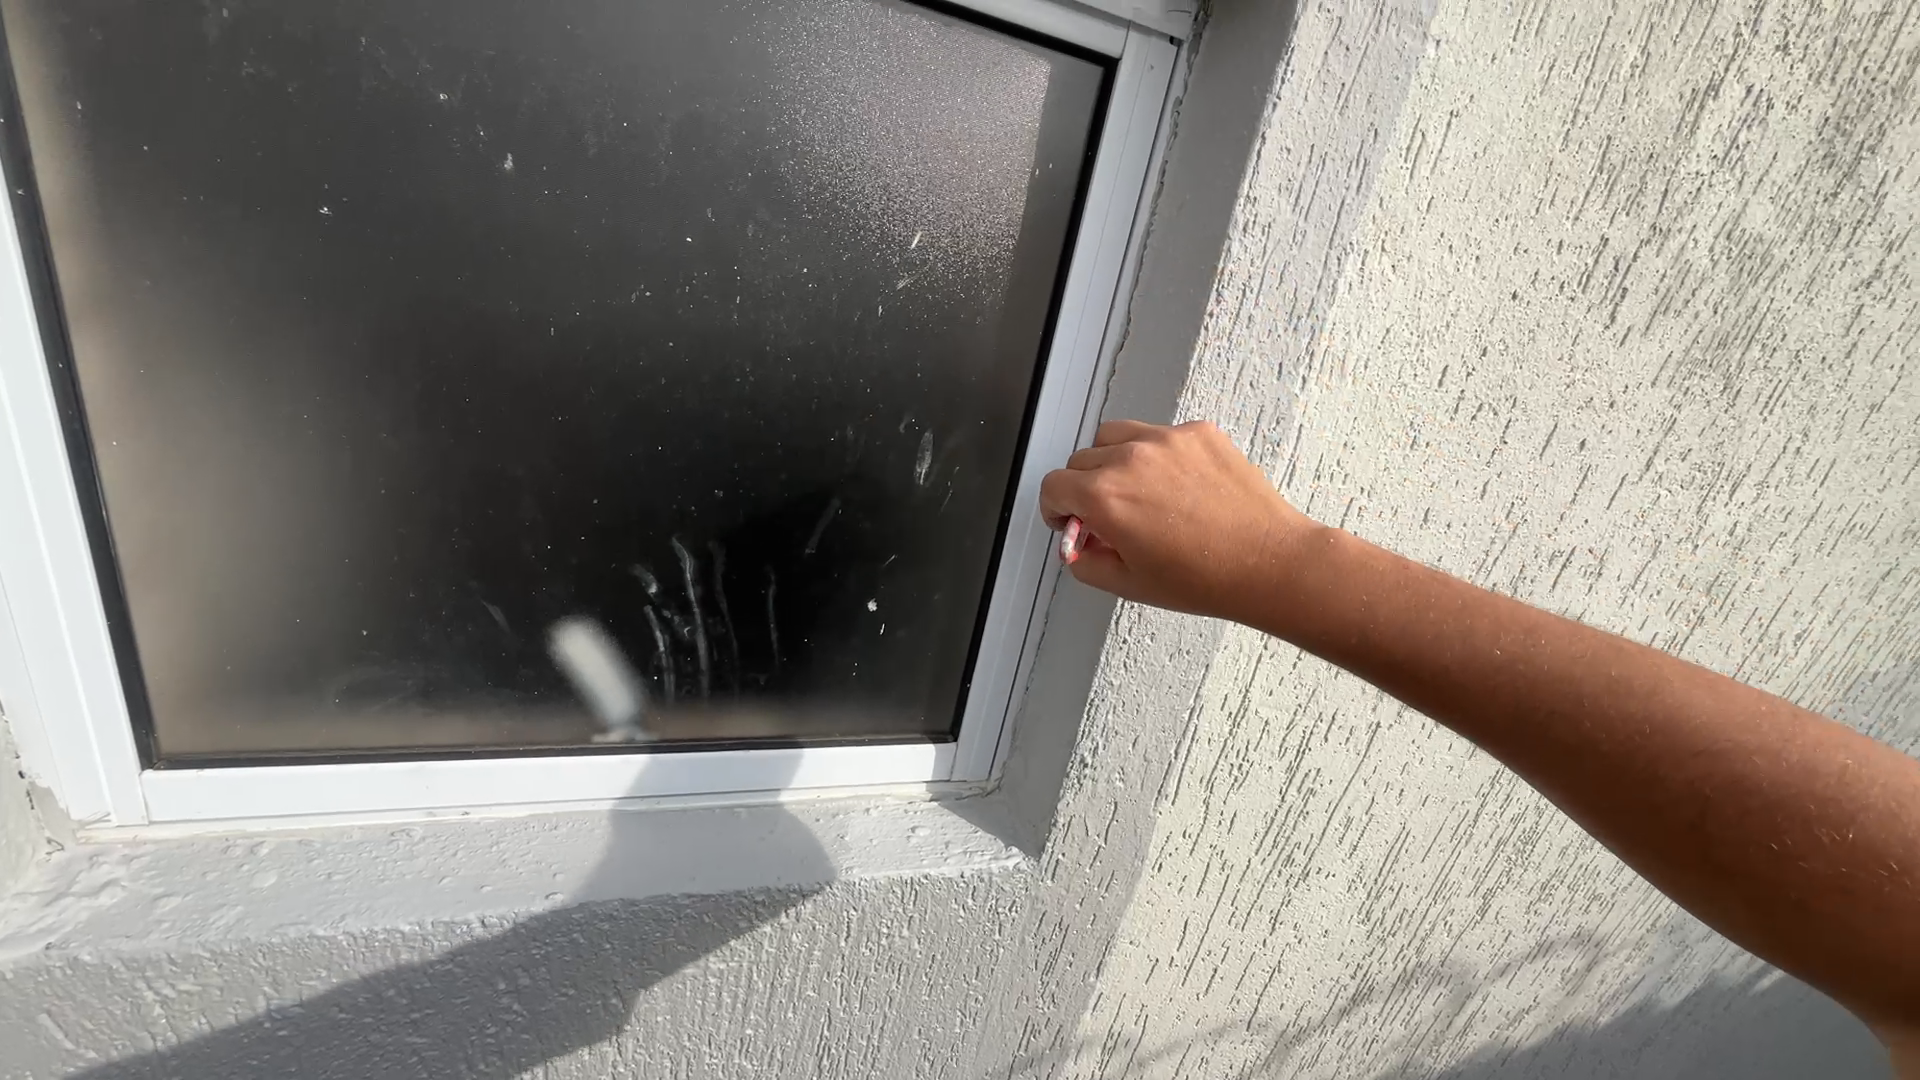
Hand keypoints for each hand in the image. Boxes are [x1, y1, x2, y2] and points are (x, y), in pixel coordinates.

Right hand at [1038, 420, 1320, 621]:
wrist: (1268, 564)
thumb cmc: (1206, 577)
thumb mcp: (1128, 583)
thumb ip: (1086, 562)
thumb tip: (1078, 547)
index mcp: (1106, 497)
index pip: (1053, 485)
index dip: (1055, 508)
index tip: (1067, 518)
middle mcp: (1131, 460)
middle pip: (1080, 459)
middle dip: (1082, 488)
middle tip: (1104, 515)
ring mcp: (1167, 441)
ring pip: (1113, 436)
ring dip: (1111, 461)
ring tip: (1135, 492)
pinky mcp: (1198, 433)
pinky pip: (1157, 434)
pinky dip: (1154, 454)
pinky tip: (1174, 485)